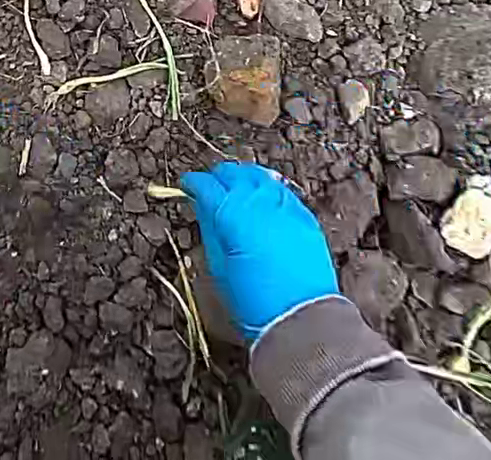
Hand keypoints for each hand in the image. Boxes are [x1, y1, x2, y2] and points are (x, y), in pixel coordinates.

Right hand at [180, 162, 338, 339]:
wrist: (301, 318)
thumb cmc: (254, 302)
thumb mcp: (220, 268)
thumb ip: (210, 229)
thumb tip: (201, 205)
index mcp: (233, 213)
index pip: (207, 186)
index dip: (193, 183)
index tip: (187, 184)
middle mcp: (259, 201)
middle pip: (233, 173)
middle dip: (218, 176)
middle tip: (210, 186)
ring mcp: (284, 204)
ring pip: (258, 175)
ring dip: (243, 178)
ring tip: (234, 187)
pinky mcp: (303, 213)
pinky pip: (280, 189)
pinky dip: (266, 188)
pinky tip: (261, 198)